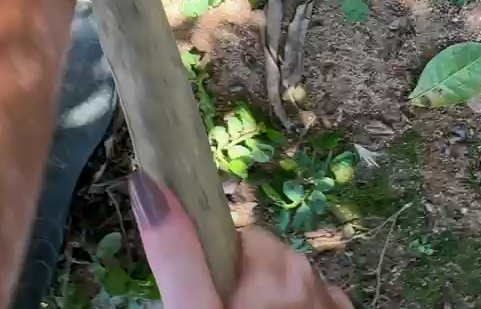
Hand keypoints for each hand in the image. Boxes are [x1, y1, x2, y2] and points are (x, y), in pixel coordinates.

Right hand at [131, 172, 354, 308]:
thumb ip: (174, 255)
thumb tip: (146, 184)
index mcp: (277, 265)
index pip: (235, 243)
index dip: (214, 276)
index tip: (205, 306)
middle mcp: (314, 277)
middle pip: (261, 271)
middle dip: (239, 297)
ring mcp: (334, 306)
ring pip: (288, 298)